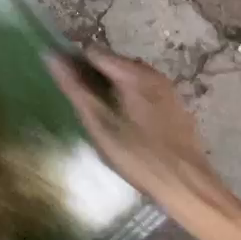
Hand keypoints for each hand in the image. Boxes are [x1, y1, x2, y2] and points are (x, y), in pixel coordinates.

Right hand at [48, 46, 240, 222]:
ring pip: (128, 77)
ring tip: (108, 121)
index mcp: (132, 72)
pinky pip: (144, 90)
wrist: (189, 188)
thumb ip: (74, 87)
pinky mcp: (175, 105)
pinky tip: (130, 127)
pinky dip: (130, 99)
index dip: (77, 67)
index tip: (73, 92)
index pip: (93, 51)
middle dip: (95, 79)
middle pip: (111, 62)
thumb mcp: (100, 124)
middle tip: (90, 111)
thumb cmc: (140, 157)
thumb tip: (51, 55)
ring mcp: (167, 88)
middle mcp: (151, 72)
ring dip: (113, 90)